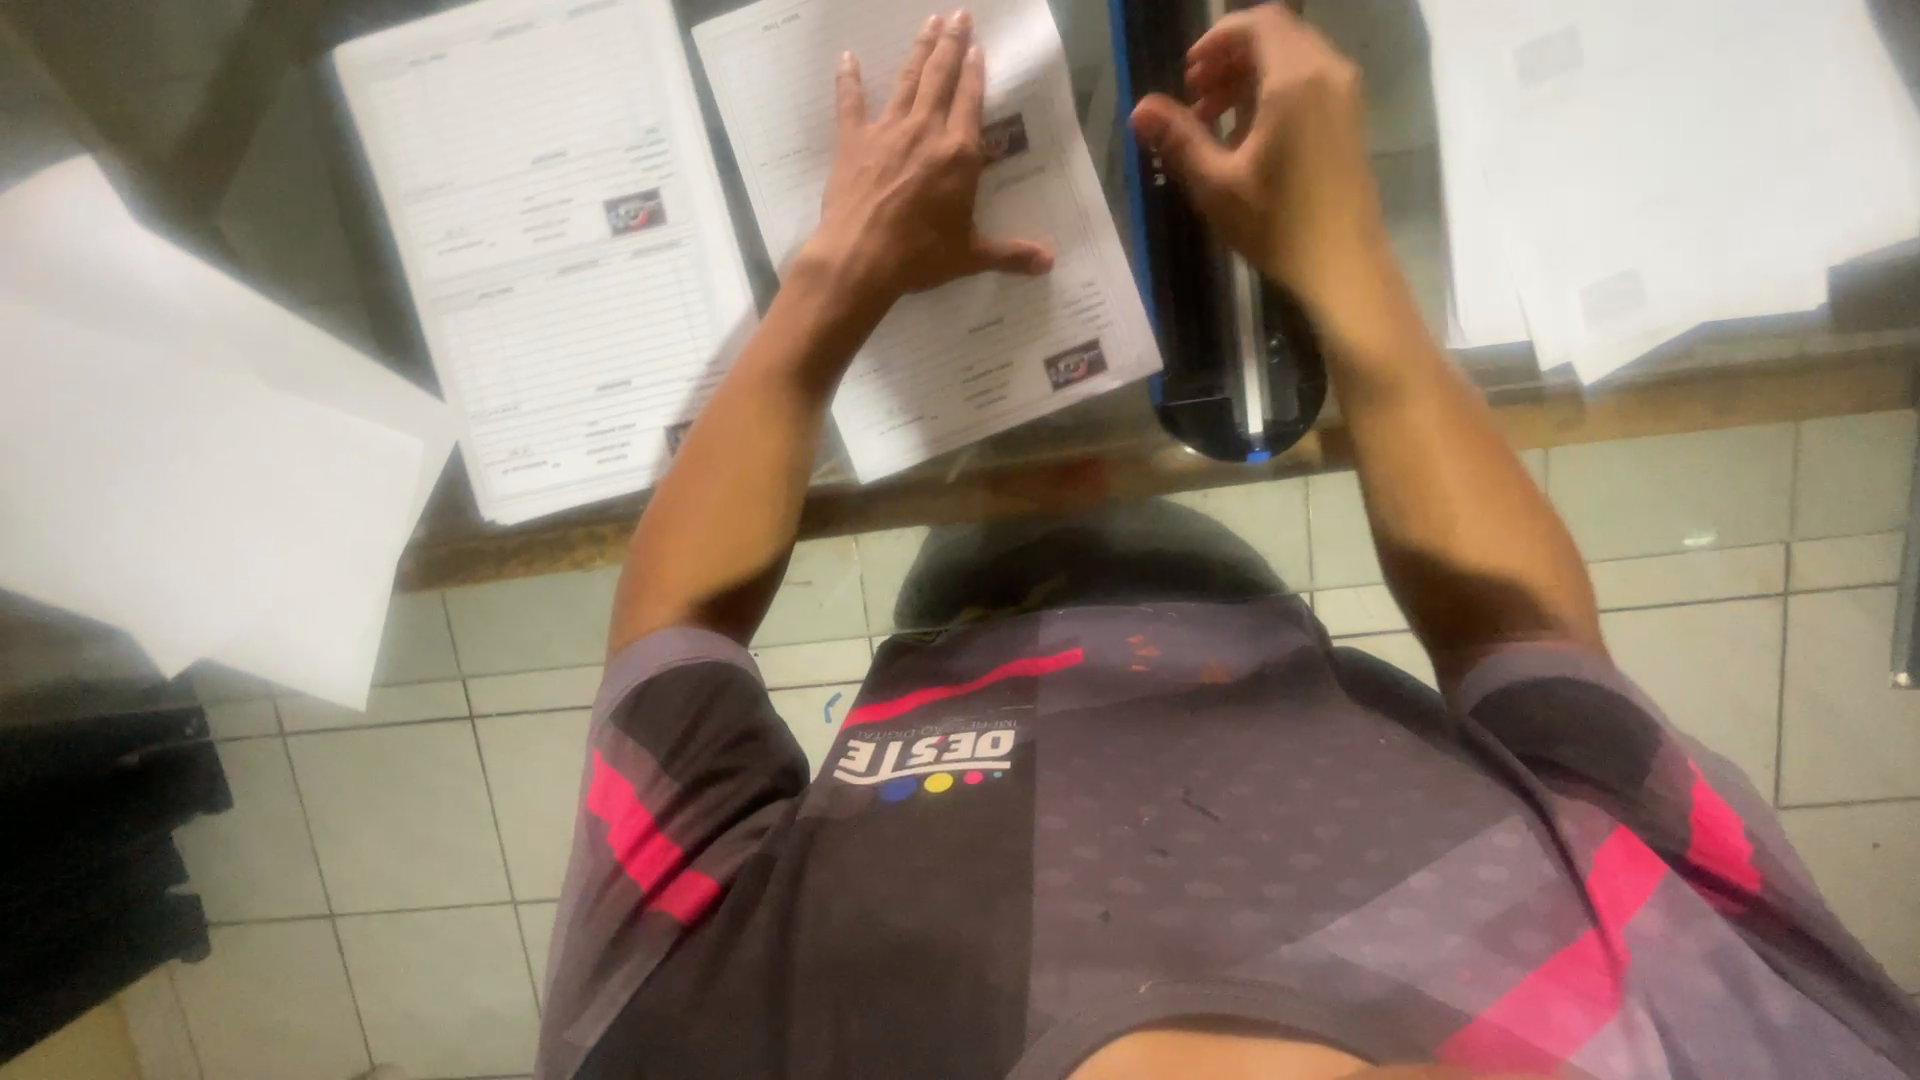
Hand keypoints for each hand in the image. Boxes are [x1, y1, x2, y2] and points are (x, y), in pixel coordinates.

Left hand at [798, 10, 1053, 310]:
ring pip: (907, 80)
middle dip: (952, 43)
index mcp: (959, 154)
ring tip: (928, 22)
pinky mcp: (853, 141)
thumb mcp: (970, 256)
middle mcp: (926, 131)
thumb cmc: (920, 257)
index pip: (971, 101)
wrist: (861, 258)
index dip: (975, 72)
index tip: (978, 47)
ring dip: (919, 50)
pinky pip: (850, 101)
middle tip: (958, 14)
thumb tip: (1049, 263)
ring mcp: (888, 131)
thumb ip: (1010, 254)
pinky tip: (848, 58)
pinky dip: (849, 79)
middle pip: (941, 77)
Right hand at [1128, 4, 1386, 314]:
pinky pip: (1308, 84)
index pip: (1258, 23)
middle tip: (1194, 101)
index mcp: (1296, 78)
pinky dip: (1273, 95)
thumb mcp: (1216, 184)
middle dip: (1230, 61)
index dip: (1218, 38)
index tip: (1188, 73)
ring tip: (1214, 123)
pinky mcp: (1348, 121)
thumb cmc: (1276, 224)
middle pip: (1276, 37)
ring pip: (1292, 61)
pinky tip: (1247, 140)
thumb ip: (1178, 139)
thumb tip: (1139, 109)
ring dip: (1249, 80)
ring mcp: (1343, 96)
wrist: (1340, 263)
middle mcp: (1327, 72)